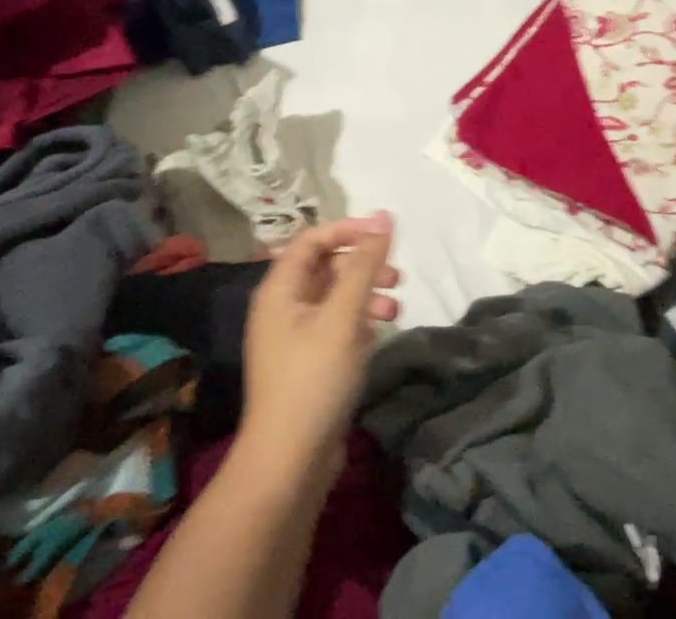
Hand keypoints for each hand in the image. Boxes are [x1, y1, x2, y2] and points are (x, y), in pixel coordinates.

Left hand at [239, 214, 399, 477]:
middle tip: (396, 276)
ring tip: (395, 308)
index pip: (312, 240)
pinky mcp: (309, 364)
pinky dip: (360, 323)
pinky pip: (337, 327)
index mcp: (279, 289)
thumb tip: (384, 216)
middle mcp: (283, 308)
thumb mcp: (343, 316)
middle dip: (363, 265)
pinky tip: (379, 334)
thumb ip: (364, 264)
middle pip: (325, 267)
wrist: (291, 459)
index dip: (349, 230)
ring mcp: (295, 338)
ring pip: (335, 299)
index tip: (387, 234)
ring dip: (366, 295)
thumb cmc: (314, 378)